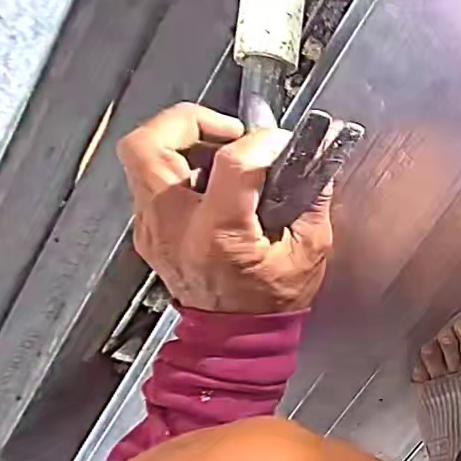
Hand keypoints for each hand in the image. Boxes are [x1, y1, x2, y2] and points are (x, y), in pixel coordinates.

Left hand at [118, 103, 333, 313]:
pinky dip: (181, 165)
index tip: (281, 143)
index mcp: (218, 236)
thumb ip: (312, 198)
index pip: (231, 163)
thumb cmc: (270, 301)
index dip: (262, 142)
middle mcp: (174, 227)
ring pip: (142, 155)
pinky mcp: (147, 228)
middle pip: (150, 144)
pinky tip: (213, 178)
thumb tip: (318, 157)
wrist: (232, 339)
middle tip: (229, 130)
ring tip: (222, 150)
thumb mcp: (309, 251)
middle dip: (191, 121)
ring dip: (183, 140)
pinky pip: (152, 179)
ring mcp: (152, 228)